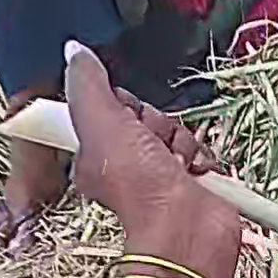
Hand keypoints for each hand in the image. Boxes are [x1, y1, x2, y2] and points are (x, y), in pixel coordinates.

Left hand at [64, 41, 240, 277]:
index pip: (114, 106)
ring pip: (176, 133)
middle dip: (156, 125)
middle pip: (148, 117)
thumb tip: (74, 50)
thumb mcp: (100, 121)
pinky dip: (202, 161)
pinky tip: (196, 174)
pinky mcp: (193, 186)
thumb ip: (86, 83)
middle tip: (154, 147)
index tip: (126, 117)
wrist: (185, 228)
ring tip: (177, 166)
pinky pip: (201, 154)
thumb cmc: (137, 185)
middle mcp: (130, 166)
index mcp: (98, 153)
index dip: (123, 105)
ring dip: (182, 143)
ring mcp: (163, 177)